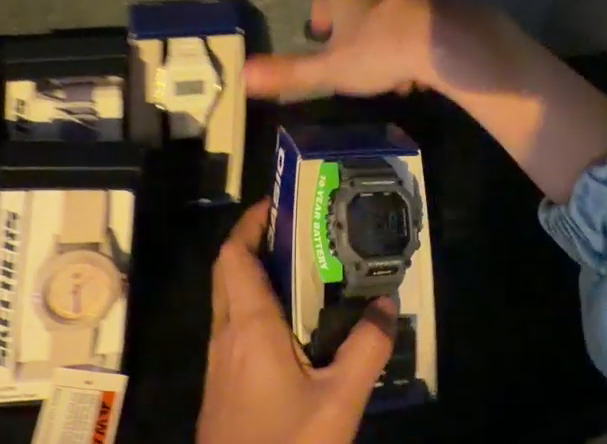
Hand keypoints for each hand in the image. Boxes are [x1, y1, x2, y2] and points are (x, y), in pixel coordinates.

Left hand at [198, 201, 395, 443]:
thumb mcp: (339, 403)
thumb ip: (365, 350)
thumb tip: (386, 304)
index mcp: (248, 326)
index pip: (234, 255)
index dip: (250, 222)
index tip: (280, 203)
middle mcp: (226, 335)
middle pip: (228, 271)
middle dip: (255, 242)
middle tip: (297, 229)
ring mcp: (220, 362)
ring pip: (229, 299)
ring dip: (256, 275)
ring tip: (301, 268)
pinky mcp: (223, 386)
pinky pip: (234, 327)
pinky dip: (256, 307)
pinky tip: (291, 325)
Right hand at [245, 0, 522, 101]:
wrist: (444, 36)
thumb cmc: (379, 51)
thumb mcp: (330, 70)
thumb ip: (288, 73)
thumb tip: (241, 75)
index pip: (321, 0)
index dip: (322, 24)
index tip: (327, 46)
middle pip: (358, 3)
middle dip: (359, 32)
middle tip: (364, 66)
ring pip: (391, 9)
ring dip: (391, 35)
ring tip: (399, 72)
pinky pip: (422, 13)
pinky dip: (419, 33)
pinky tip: (427, 61)